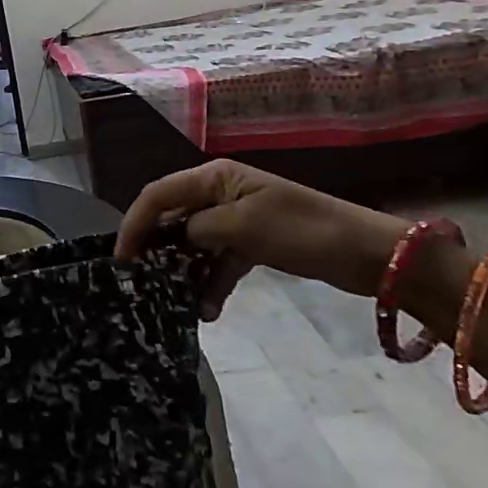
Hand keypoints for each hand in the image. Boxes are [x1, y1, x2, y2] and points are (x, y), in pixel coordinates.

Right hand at [115, 160, 408, 319]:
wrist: (367, 253)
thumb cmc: (302, 230)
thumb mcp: (244, 226)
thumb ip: (198, 229)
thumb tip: (175, 239)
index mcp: (214, 177)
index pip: (159, 195)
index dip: (134, 223)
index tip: (120, 259)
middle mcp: (220, 192)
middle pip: (172, 217)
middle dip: (155, 248)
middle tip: (139, 282)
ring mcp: (237, 218)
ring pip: (194, 242)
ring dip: (185, 271)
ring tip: (178, 303)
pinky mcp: (253, 241)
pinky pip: (219, 260)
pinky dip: (212, 281)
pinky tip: (208, 310)